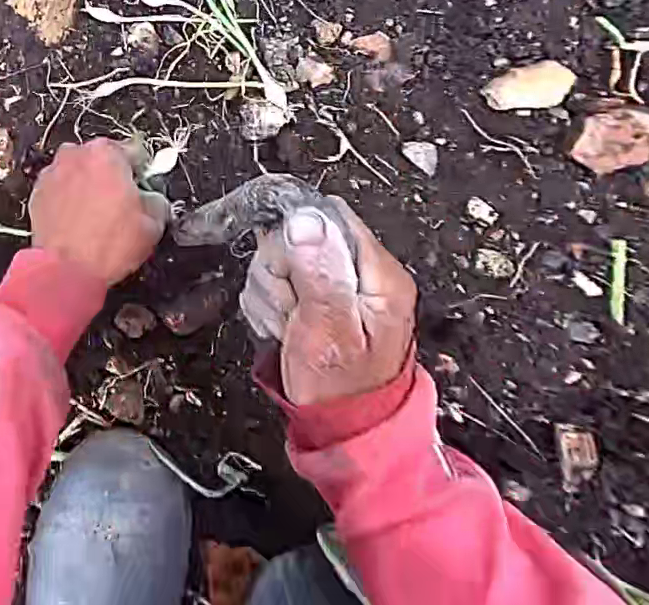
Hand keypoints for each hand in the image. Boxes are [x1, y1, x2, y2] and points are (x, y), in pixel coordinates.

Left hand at [30, 139, 171, 285]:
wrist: (65, 273)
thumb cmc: (106, 246)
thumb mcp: (154, 223)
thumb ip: (157, 200)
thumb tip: (152, 199)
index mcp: (107, 153)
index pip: (133, 151)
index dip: (141, 172)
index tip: (142, 187)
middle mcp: (77, 156)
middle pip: (102, 158)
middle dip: (111, 176)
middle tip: (121, 204)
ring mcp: (53, 174)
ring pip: (79, 172)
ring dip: (88, 186)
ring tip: (97, 216)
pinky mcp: (37, 194)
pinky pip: (60, 190)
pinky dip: (68, 200)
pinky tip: (79, 223)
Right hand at [240, 197, 415, 405]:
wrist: (340, 432)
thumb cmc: (341, 390)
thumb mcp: (330, 332)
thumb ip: (320, 273)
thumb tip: (306, 218)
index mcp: (377, 272)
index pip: (329, 217)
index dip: (299, 240)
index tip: (292, 277)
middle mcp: (359, 270)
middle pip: (298, 234)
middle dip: (281, 273)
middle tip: (292, 311)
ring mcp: (335, 282)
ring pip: (280, 257)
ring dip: (273, 293)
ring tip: (289, 325)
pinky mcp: (314, 294)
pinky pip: (275, 280)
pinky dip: (271, 305)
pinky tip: (284, 327)